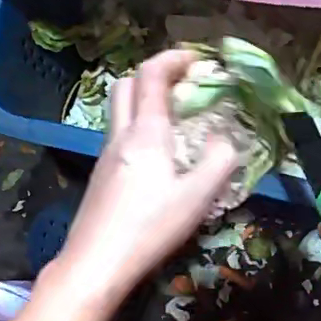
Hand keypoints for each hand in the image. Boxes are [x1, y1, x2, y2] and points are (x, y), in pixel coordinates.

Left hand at [52, 50, 238, 296]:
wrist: (95, 263)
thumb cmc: (149, 227)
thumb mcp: (197, 197)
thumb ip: (219, 162)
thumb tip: (225, 139)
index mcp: (145, 132)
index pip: (152, 74)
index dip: (174, 58)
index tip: (198, 61)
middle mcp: (120, 136)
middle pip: (126, 84)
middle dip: (153, 74)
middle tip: (182, 87)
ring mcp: (104, 157)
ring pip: (119, 112)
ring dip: (143, 103)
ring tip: (175, 123)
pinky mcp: (99, 178)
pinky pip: (118, 138)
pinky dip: (137, 131)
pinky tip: (156, 160)